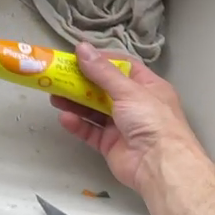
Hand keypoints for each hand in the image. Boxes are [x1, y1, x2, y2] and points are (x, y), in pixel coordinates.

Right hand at [52, 42, 204, 193]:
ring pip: (94, 110)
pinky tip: (65, 117)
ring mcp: (122, 125)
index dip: (101, 60)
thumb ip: (102, 71)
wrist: (160, 166)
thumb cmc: (151, 120)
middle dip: (81, 82)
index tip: (78, 56)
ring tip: (54, 96)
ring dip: (75, 102)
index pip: (123, 67)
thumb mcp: (128, 90)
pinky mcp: (110, 144)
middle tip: (58, 76)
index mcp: (148, 87)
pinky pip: (90, 131)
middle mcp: (136, 105)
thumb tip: (82, 47)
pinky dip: (77, 124)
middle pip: (104, 88)